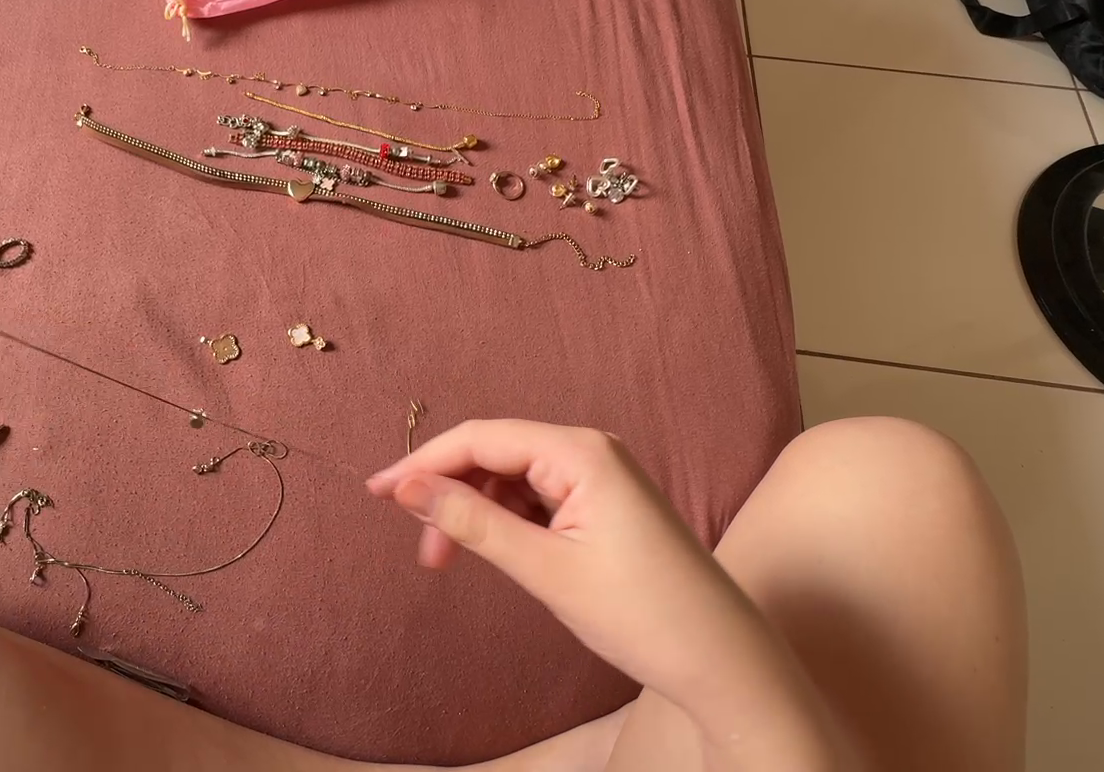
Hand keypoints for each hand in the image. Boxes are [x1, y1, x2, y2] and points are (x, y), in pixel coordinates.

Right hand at [366, 419, 843, 769]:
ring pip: (508, 476)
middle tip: (418, 545)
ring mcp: (595, 474)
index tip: (377, 492)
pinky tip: (487, 547)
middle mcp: (586, 448)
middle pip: (493, 453)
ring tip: (445, 558)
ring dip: (472, 510)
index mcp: (579, 450)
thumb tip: (406, 488)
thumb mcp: (545, 568)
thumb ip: (472, 521)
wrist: (726, 665)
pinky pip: (533, 496)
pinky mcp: (598, 501)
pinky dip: (501, 519)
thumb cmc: (641, 615)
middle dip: (447, 492)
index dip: (424, 461)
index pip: (481, 439)